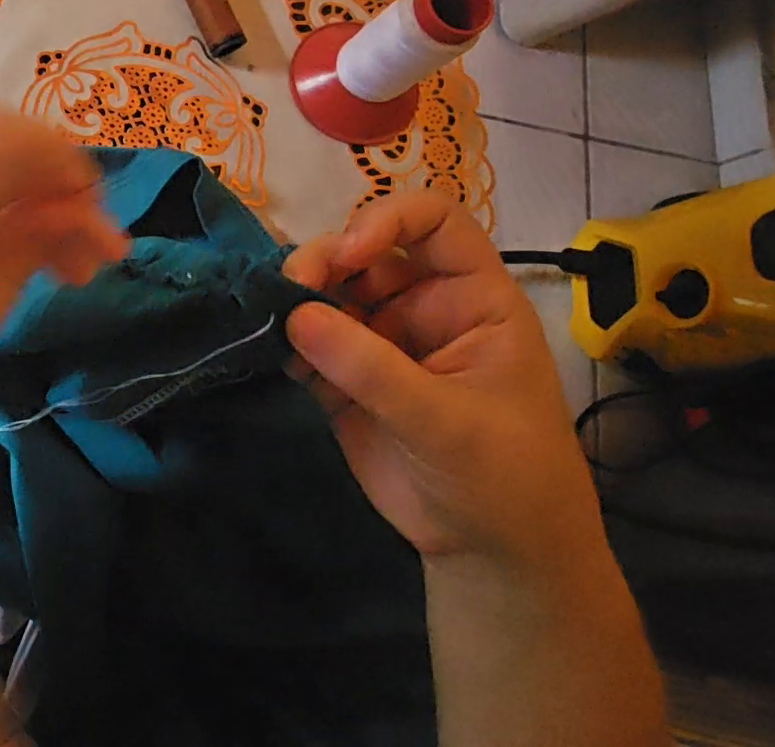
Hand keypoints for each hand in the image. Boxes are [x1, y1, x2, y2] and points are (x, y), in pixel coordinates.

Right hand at [282, 192, 604, 571]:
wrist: (489, 554)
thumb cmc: (504, 479)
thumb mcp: (447, 422)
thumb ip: (372, 369)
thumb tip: (296, 314)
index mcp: (472, 301)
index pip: (435, 224)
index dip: (388, 220)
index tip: (349, 253)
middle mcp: (421, 308)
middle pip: (363, 253)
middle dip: (323, 261)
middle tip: (288, 287)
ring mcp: (379, 342)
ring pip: (327, 293)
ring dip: (295, 297)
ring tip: (270, 318)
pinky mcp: (343, 378)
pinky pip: (305, 342)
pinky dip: (284, 341)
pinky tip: (274, 354)